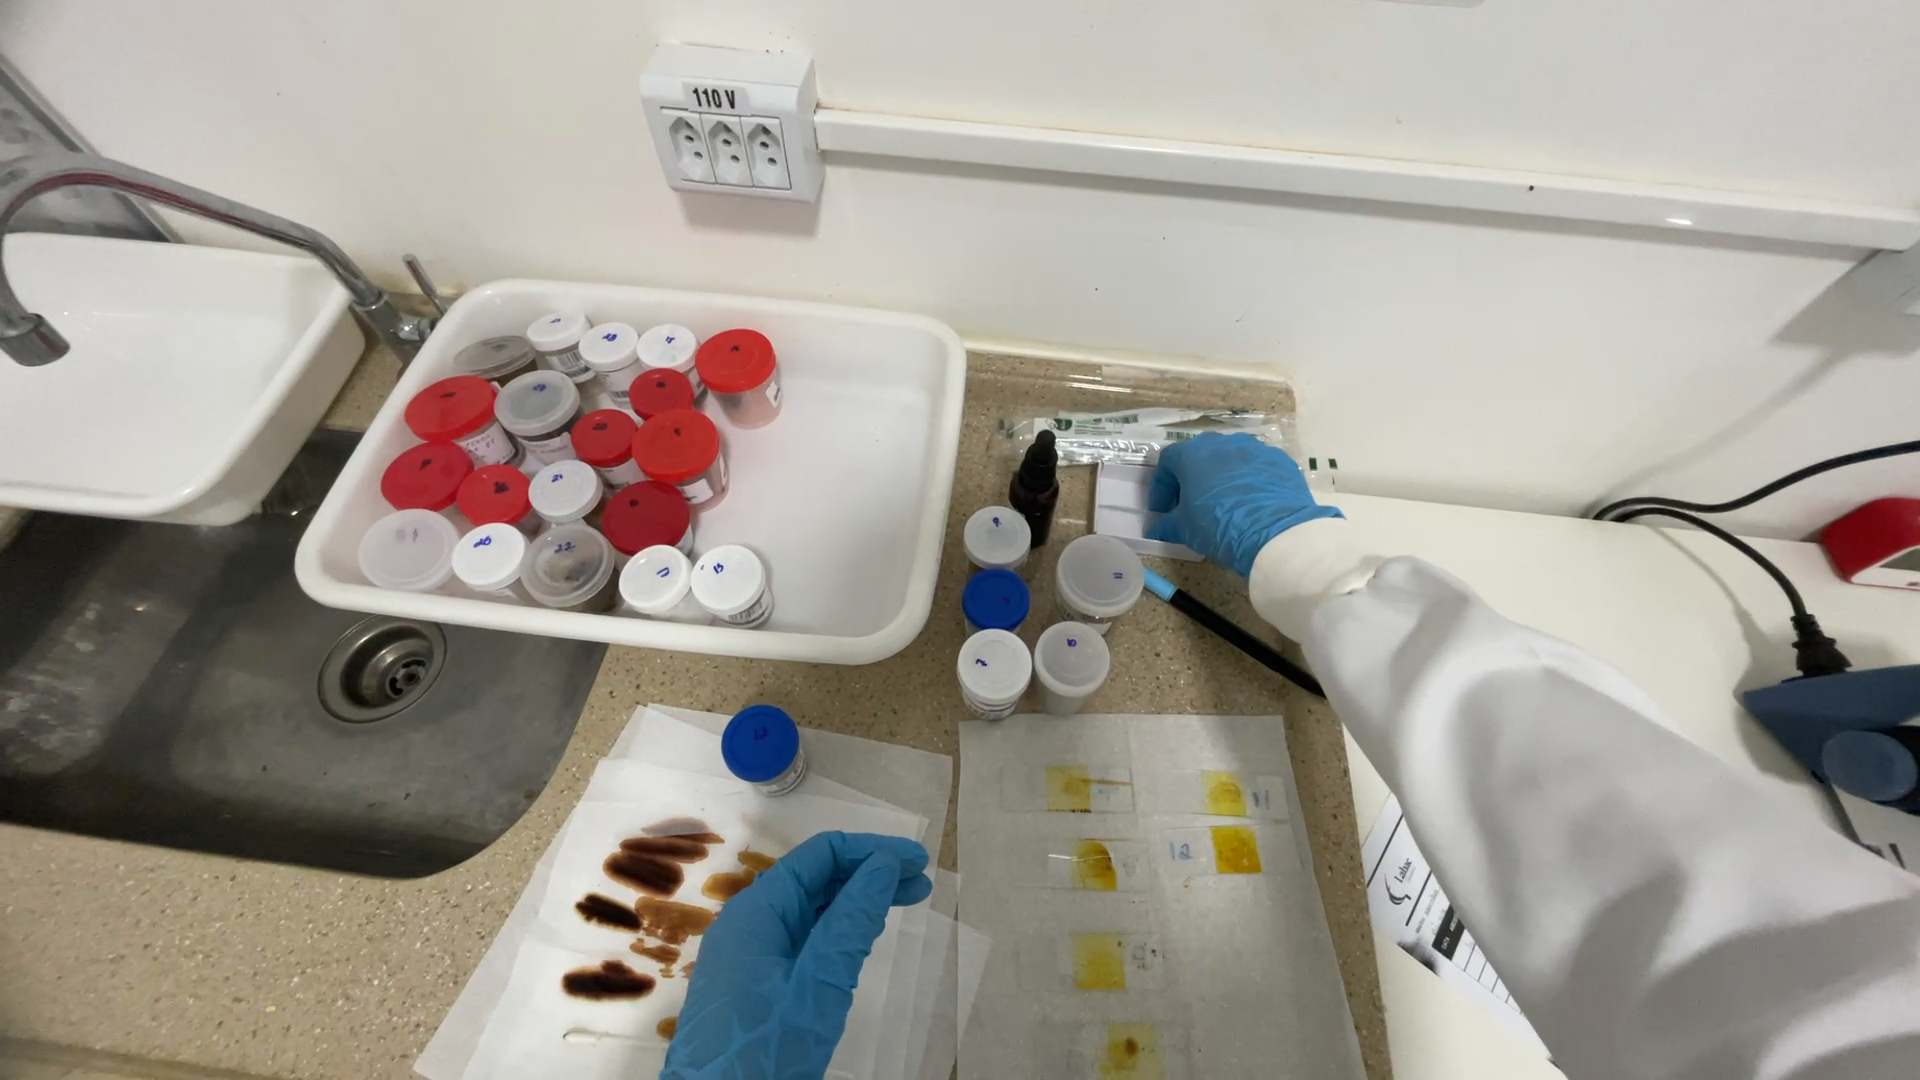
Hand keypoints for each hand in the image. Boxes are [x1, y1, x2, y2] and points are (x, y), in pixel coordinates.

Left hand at [662, 831, 932, 1079]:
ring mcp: (752, 955)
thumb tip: (885, 862)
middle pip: (819, 878)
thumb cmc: (767, 1051)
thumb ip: (853, 919)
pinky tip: (867, 932)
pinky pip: (805, 939)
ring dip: (860, 899)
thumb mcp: (820, 983)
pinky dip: (842, 929)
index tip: (917, 859)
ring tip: (908, 900)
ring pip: (814, 909)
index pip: (821, 854)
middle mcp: (752, 923)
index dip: (871, 850)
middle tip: (922, 881)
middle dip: (871, 872)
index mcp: (758, 911)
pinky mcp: (757, 985)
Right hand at [1148, 433, 1340, 575]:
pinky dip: (1247, 481)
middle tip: (1190, 505)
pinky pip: (1255, 467)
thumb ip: (1165, 525)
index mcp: (1191, 454)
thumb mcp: (1182, 529)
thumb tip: (1155, 528)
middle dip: (1190, 480)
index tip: (1163, 511)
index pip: (1165, 463)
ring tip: (1222, 504)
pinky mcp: (1278, 460)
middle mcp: (1221, 443)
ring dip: (1219, 478)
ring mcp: (1253, 448)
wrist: (1274, 532)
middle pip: (1197, 457)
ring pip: (1228, 460)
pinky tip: (1250, 504)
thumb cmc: (1216, 524)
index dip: (1160, 489)